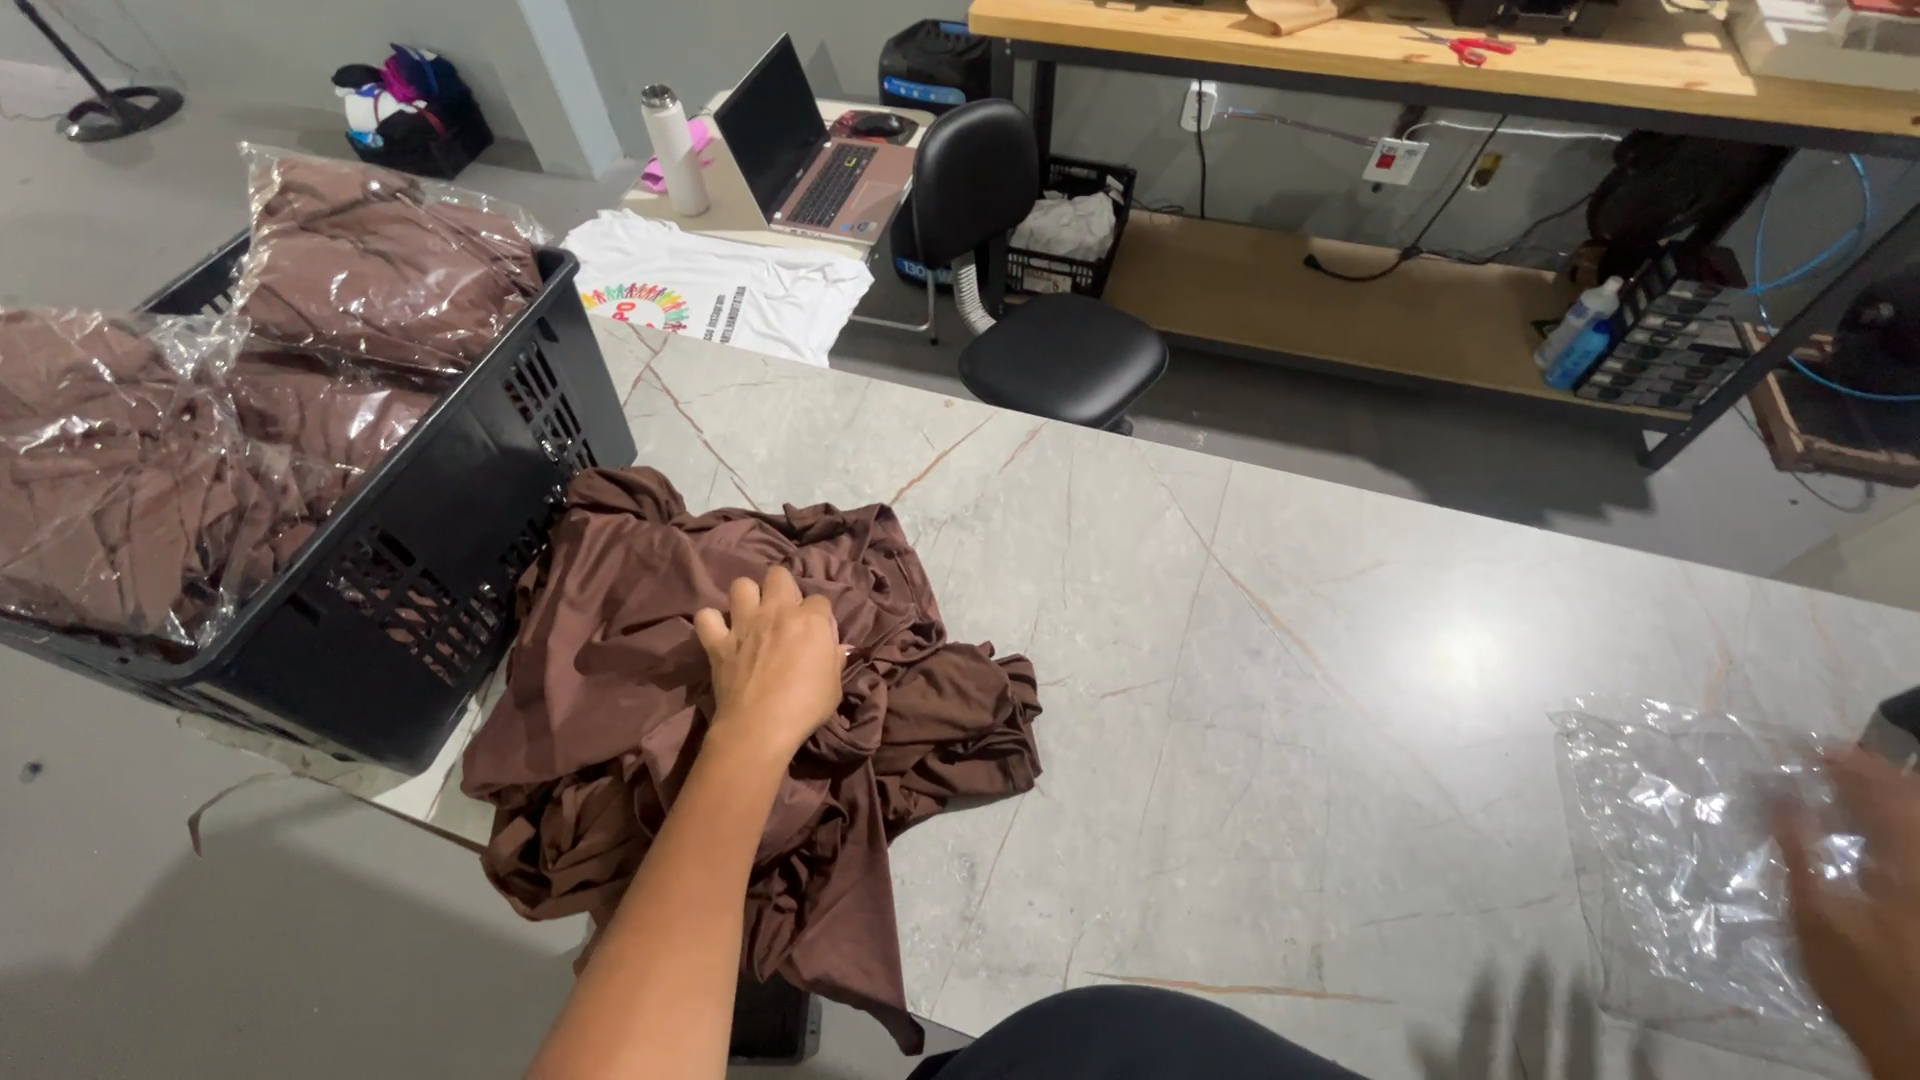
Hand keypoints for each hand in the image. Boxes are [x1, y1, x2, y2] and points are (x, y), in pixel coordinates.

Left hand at [693, 566, 843, 762]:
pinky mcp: (717, 641)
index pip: (820, 599)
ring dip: (747, 597)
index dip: (820, 616)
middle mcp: (776, 611)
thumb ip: (835, 660)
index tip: (819, 634)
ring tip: (752, 615)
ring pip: (741, 585)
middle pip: (778, 575)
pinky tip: (720, 633)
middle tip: (785, 612)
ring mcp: (744, 623)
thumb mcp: (835, 686)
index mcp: (811, 620)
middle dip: (783, 588)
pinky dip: (712, 622)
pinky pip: (706, 616)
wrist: (760, 727)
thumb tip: (840, 649)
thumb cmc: (805, 707)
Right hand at [1774, 748, 1919, 1079]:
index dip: (1853, 768)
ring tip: (1858, 786)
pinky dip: (1899, 828)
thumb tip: (1777, 794)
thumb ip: (1798, 848)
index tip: (1818, 748)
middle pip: (1915, 809)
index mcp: (1904, 865)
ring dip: (1893, 800)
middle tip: (1837, 759)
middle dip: (1880, 777)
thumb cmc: (1855, 974)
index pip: (1885, 798)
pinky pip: (1919, 850)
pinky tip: (1876, 830)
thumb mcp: (1814, 913)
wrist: (1916, 1039)